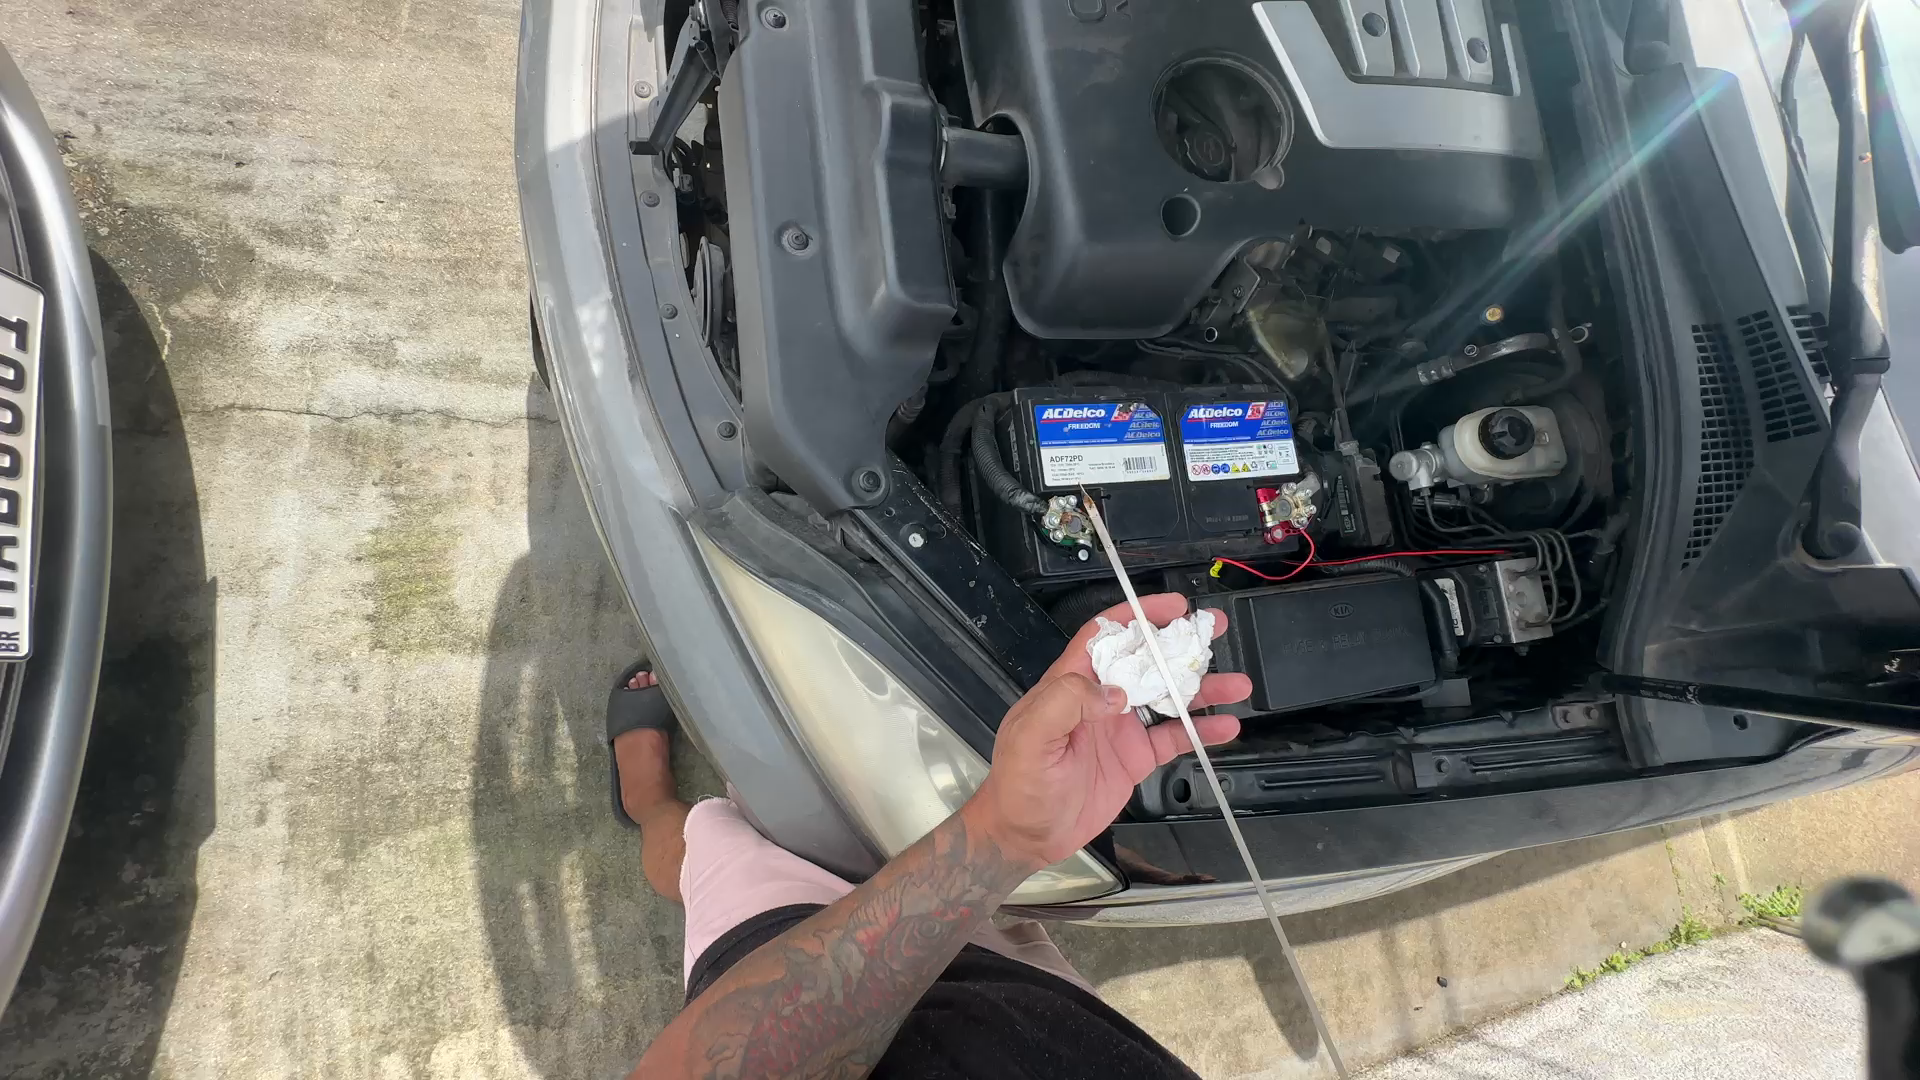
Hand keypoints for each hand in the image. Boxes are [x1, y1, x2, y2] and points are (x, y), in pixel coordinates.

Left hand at [962, 593, 1251, 871]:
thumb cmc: (1019, 781)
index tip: (1172, 607)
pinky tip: (1226, 726)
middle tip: (1214, 628)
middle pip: (1145, 659)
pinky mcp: (1135, 757)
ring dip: (1202, 688)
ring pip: (1167, 697)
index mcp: (1071, 682)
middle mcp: (1100, 698)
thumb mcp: (1031, 735)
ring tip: (1238, 683)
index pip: (1107, 635)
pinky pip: (1174, 738)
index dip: (1137, 616)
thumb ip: (1067, 702)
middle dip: (1179, 642)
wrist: (1027, 833)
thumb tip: (1116, 692)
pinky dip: (1201, 731)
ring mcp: (1121, 727)